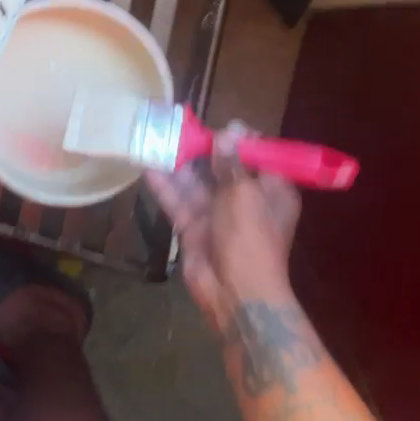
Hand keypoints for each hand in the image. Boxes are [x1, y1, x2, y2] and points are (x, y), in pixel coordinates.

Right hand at [147, 123, 303, 316]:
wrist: (235, 292)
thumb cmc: (250, 238)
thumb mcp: (245, 194)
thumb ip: (232, 162)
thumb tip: (230, 130)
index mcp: (270, 191)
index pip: (256, 157)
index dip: (238, 141)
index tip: (218, 128)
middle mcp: (245, 199)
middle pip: (221, 167)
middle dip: (201, 149)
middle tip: (178, 128)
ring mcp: (217, 213)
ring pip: (195, 182)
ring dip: (178, 164)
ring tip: (157, 139)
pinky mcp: (193, 227)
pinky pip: (178, 201)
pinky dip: (165, 185)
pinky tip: (148, 166)